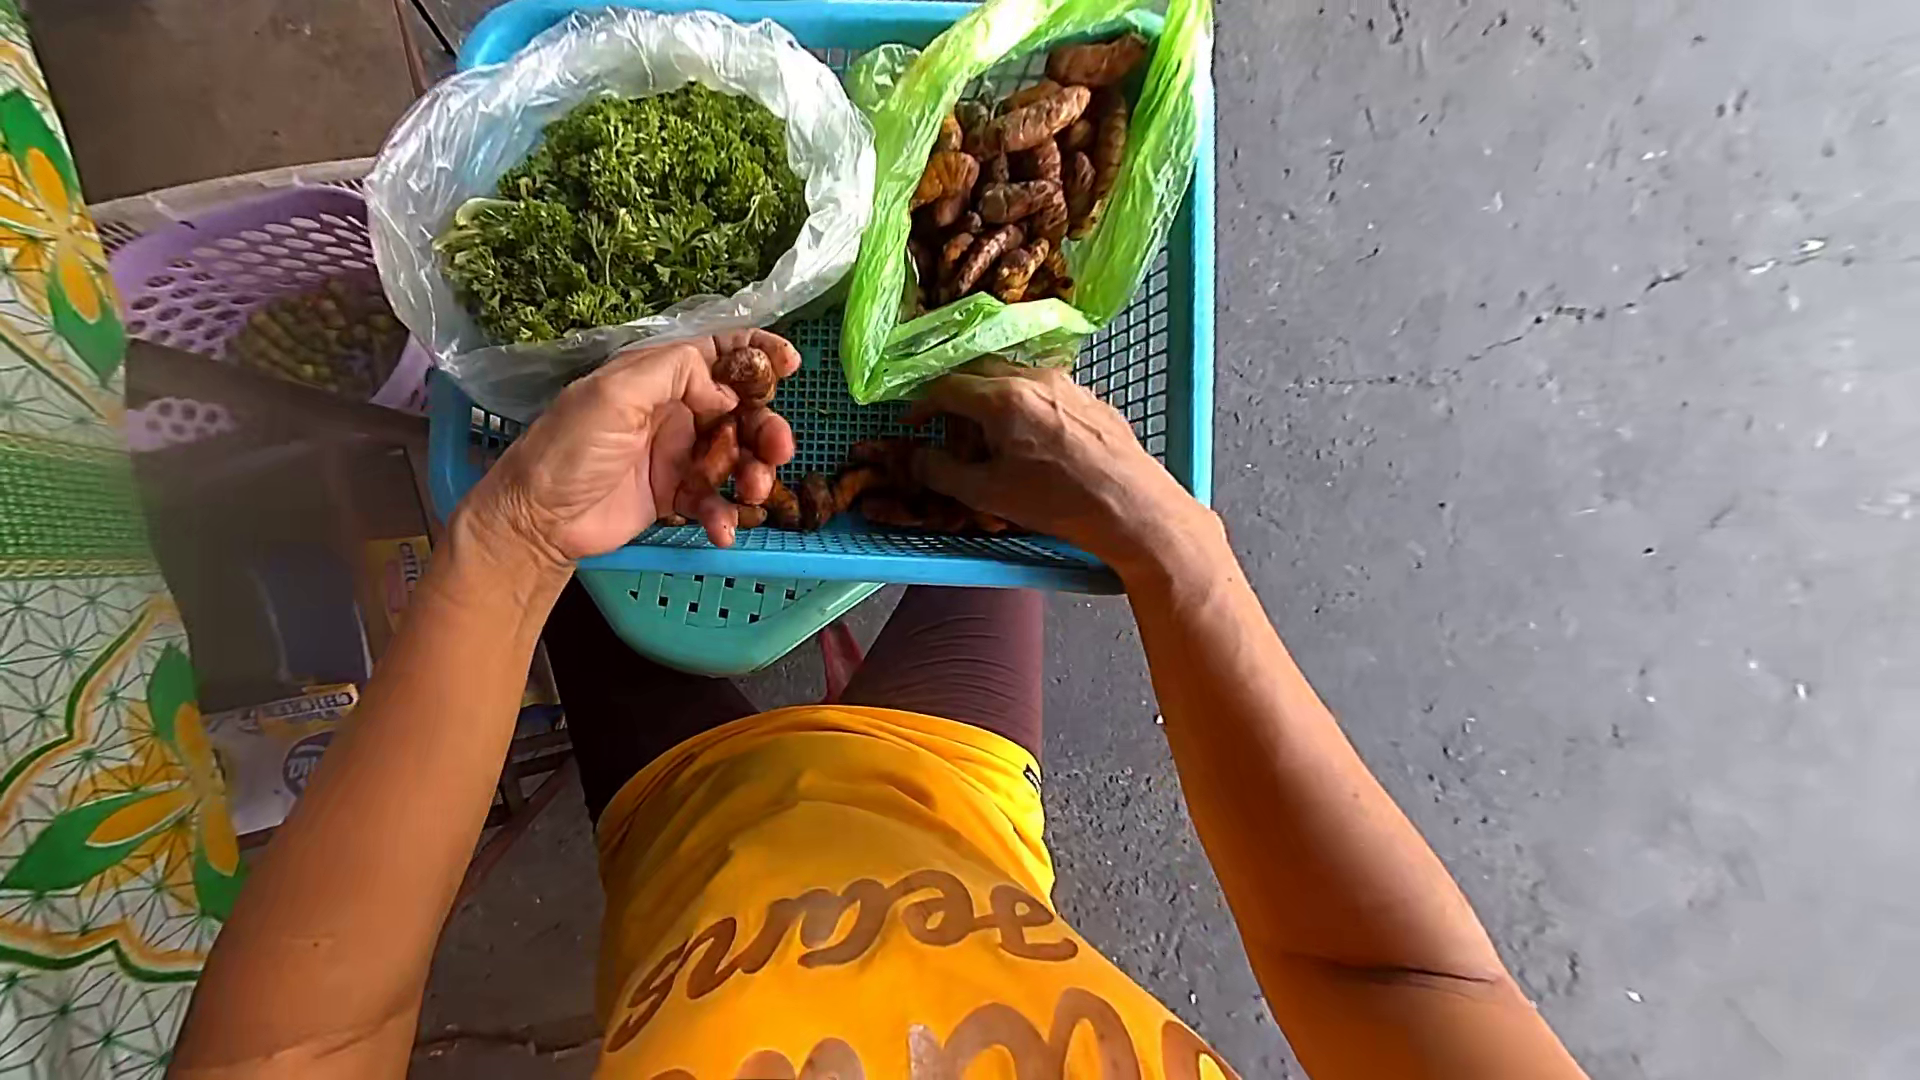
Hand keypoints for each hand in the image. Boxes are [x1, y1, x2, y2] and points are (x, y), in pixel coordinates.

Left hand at [463, 330, 801, 564]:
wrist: (538, 521)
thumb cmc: (569, 449)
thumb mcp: (615, 395)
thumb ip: (675, 375)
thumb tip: (727, 393)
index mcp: (661, 379)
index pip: (717, 354)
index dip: (757, 352)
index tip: (792, 363)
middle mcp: (677, 412)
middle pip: (742, 413)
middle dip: (767, 429)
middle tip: (779, 451)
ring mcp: (680, 456)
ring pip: (739, 458)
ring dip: (754, 475)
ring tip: (751, 493)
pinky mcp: (678, 495)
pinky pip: (717, 501)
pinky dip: (726, 516)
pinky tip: (721, 530)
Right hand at [910, 357, 1213, 572]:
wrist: (1131, 506)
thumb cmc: (1056, 502)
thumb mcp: (987, 494)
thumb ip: (942, 472)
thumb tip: (918, 457)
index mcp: (1003, 397)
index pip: (947, 387)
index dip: (922, 405)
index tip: (913, 423)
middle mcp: (1035, 378)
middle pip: (981, 374)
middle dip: (958, 400)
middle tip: (952, 432)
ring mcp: (1069, 384)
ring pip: (1016, 381)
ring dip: (993, 402)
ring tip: (995, 439)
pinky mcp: (1092, 399)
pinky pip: (1046, 392)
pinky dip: (1026, 408)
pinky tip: (1035, 442)